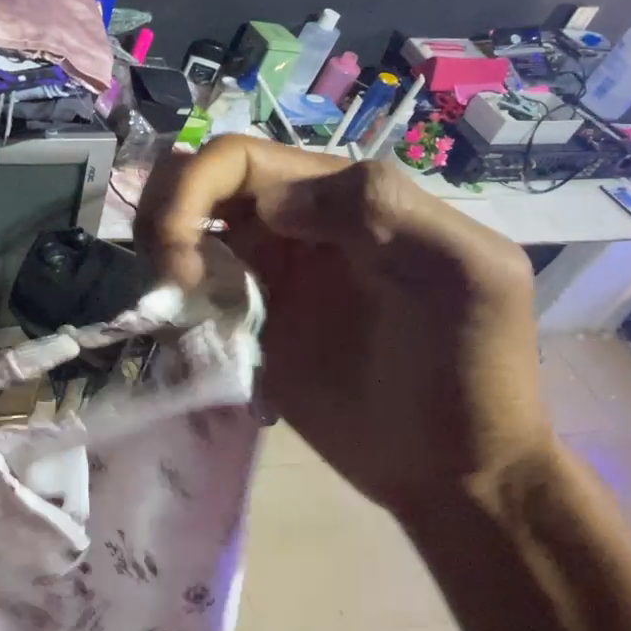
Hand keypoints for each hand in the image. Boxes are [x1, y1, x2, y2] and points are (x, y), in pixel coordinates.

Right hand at [139, 136, 551, 509]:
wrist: (456, 471)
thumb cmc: (471, 366)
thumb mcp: (463, 270)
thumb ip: (381, 210)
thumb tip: (268, 202)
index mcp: (335, 195)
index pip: (237, 159)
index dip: (193, 189)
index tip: (184, 258)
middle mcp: (290, 221)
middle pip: (196, 184)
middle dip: (164, 216)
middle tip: (171, 283)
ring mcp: (263, 271)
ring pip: (182, 228)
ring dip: (159, 254)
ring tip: (175, 307)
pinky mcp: (244, 320)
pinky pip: (187, 287)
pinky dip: (168, 298)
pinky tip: (183, 331)